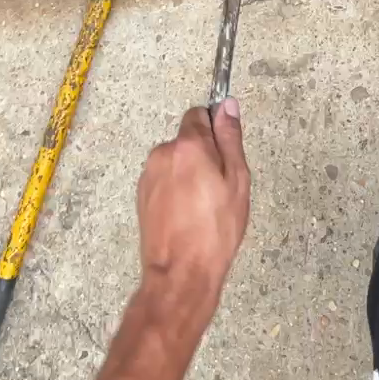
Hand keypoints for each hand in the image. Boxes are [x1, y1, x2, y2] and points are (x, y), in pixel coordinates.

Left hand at [133, 100, 250, 310]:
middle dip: (204, 154)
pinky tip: (188, 214)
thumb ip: (230, 138)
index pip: (199, 114)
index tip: (225, 154)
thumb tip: (227, 105)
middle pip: (187, 139)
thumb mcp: (237, 180)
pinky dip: (176, 189)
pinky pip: (164, 180)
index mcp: (187, 145)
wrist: (180, 274)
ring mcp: (148, 176)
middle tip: (220, 186)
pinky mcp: (142, 196)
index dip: (215, 131)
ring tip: (204, 205)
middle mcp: (162, 154)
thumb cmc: (215, 229)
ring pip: (176, 161)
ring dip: (189, 173)